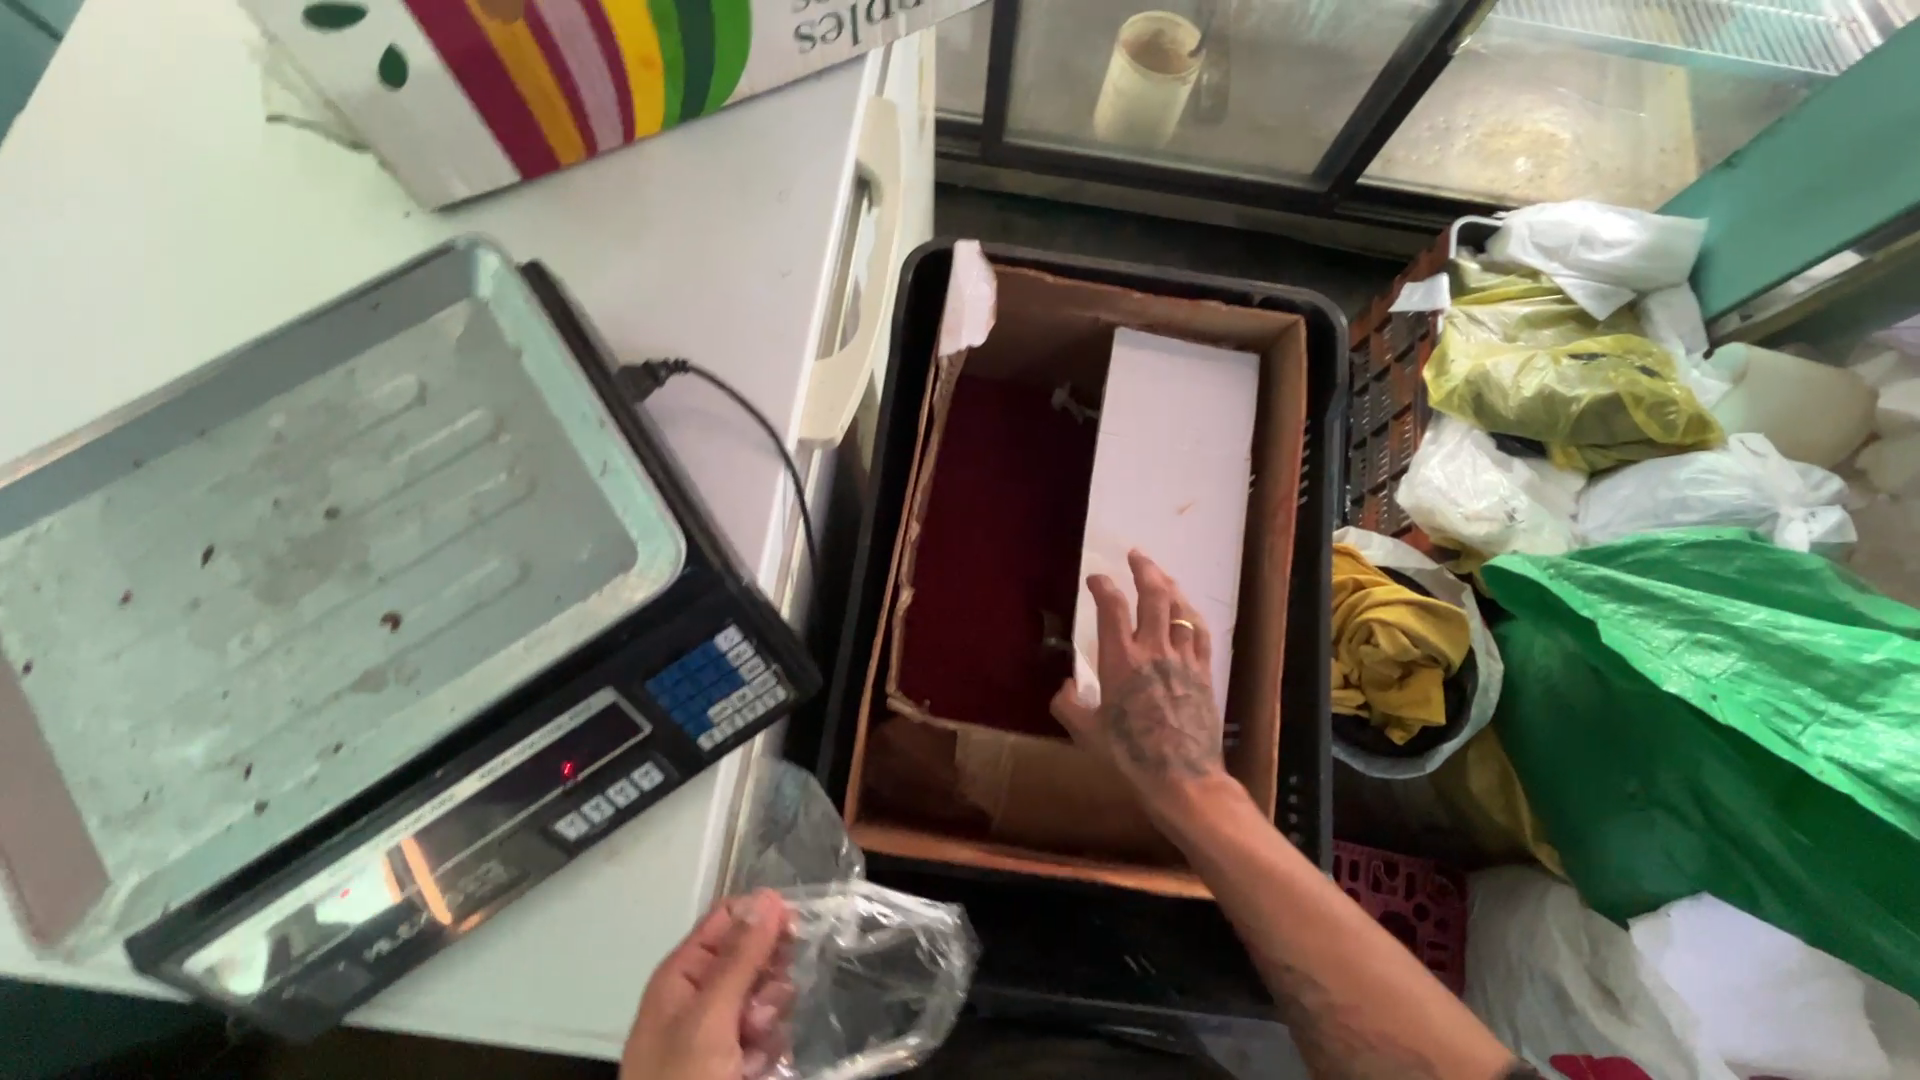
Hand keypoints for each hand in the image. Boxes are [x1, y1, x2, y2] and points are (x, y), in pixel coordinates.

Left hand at [621, 889, 795, 1079]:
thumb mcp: (709, 1019)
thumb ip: (740, 957)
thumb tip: (768, 896)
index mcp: (683, 974)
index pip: (730, 919)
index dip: (764, 919)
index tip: (795, 930)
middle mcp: (701, 995)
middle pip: (756, 957)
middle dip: (768, 982)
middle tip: (758, 1011)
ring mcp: (720, 1030)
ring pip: (770, 997)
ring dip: (770, 1021)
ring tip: (751, 1053)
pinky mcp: (738, 1060)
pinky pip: (772, 1034)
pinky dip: (770, 1050)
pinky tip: (757, 1069)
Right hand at [1050, 550, 1231, 822]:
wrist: (1182, 777)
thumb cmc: (1129, 755)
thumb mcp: (1086, 732)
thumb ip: (1069, 704)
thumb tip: (1063, 687)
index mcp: (1121, 660)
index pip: (1111, 607)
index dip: (1102, 585)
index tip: (1095, 578)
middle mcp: (1153, 650)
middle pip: (1153, 595)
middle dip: (1144, 570)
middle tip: (1136, 556)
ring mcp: (1183, 659)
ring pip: (1180, 608)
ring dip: (1169, 585)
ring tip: (1160, 574)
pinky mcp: (1204, 672)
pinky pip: (1200, 632)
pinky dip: (1192, 614)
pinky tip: (1188, 609)